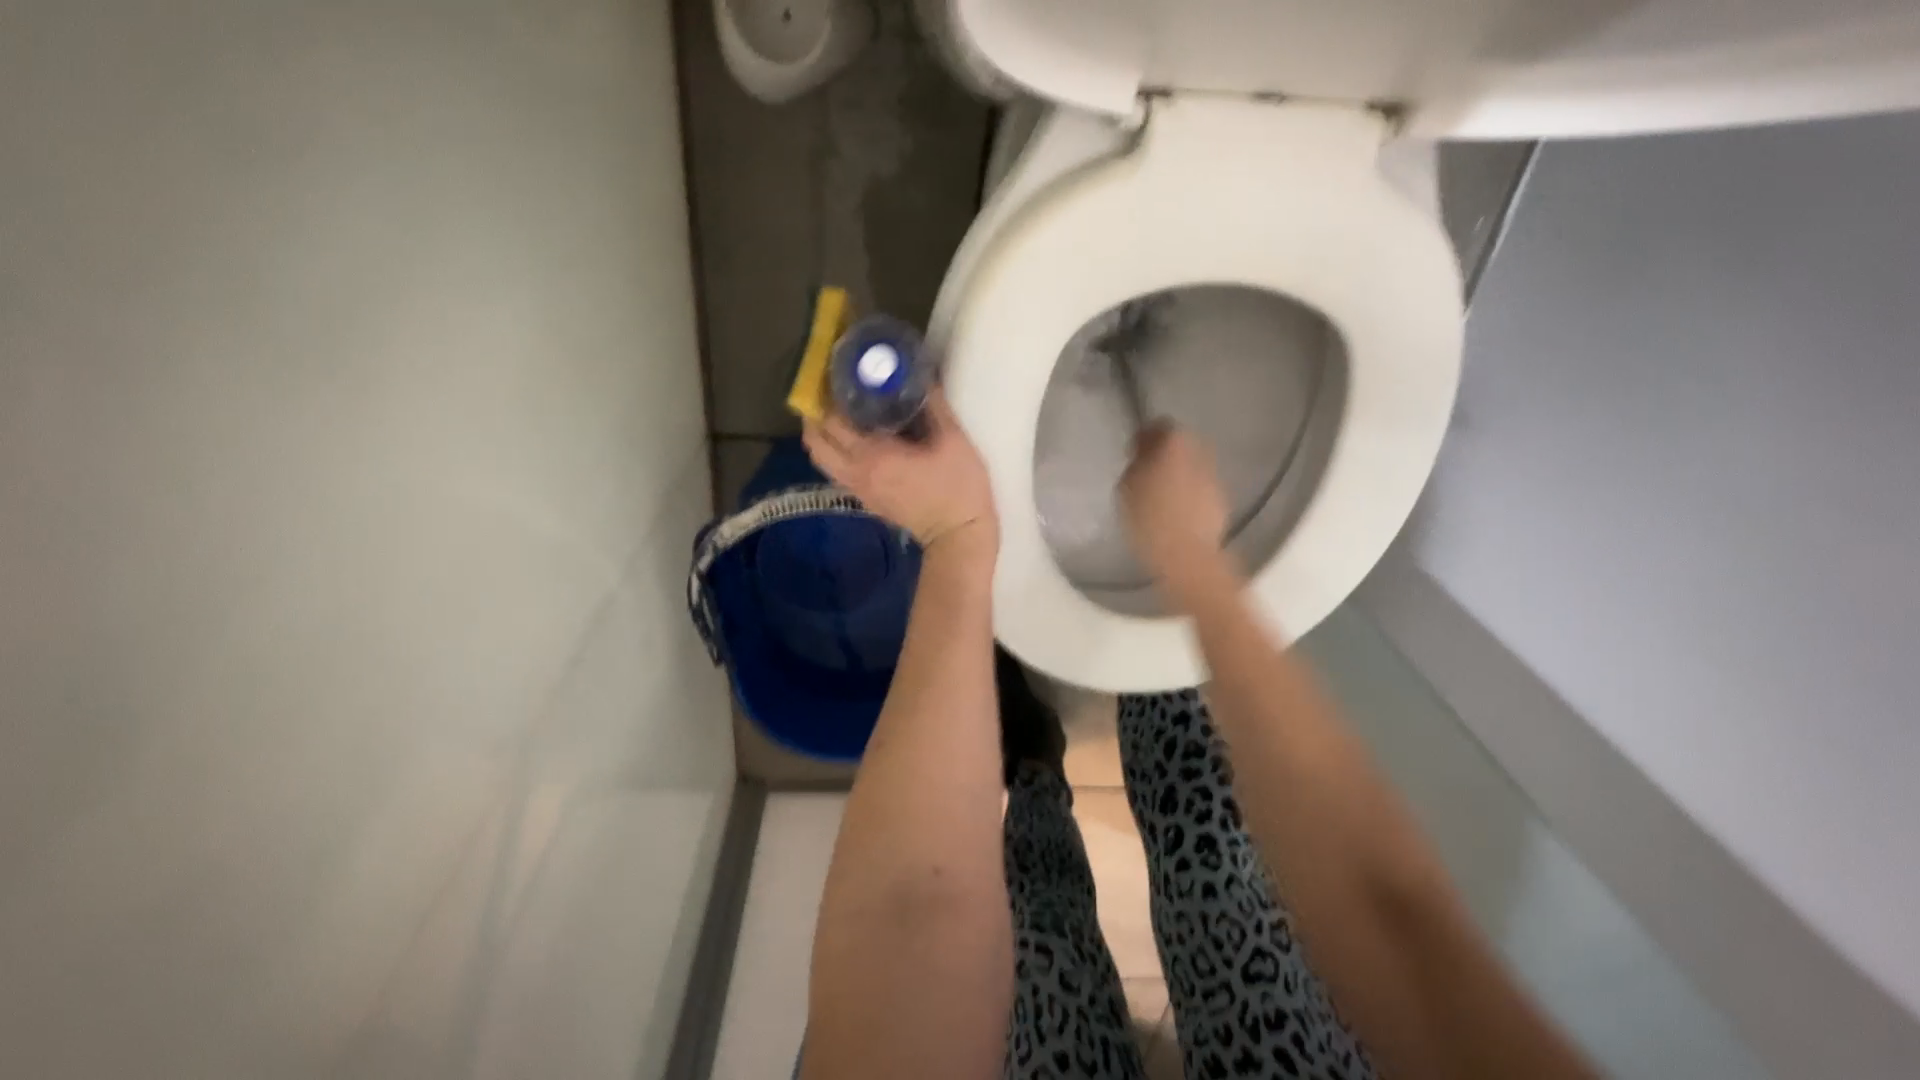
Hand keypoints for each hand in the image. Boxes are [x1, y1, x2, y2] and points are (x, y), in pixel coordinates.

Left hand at [803, 391, 998, 562]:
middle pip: (815, 442)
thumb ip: (934, 405)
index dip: (828, 397)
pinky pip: (836, 471)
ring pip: (821, 459)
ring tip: (838, 415)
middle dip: (815, 415)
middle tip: (829, 394)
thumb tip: (920, 376)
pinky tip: (855, 440)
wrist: (958, 537)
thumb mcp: (953, 440)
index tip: (835, 376)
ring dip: (822, 436)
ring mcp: (858, 489)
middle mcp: (856, 472)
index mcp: (873, 455)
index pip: (832, 421)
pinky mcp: (865, 500)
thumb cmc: (958, 488)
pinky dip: (834, 452)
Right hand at [1119, 421, 1232, 600]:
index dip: (1147, 435)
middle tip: (1148, 470)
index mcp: (1174, 446)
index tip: (1136, 449)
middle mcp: (1200, 455)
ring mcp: (1214, 478)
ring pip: (1194, 466)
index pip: (1162, 426)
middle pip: (1182, 444)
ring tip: (1162, 493)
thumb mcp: (1127, 489)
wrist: (1187, 557)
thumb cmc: (1149, 520)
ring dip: (1180, 473)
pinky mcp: (1221, 501)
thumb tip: (1142, 455)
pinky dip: (1191, 493)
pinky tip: (1177, 510)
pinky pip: (1202, 488)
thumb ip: (1136, 465)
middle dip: (1167, 453)